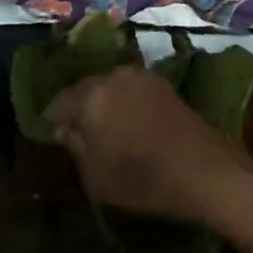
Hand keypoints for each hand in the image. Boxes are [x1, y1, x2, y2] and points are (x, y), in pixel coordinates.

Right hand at [45, 65, 249, 222]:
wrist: (200, 167)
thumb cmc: (142, 178)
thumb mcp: (96, 177)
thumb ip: (74, 147)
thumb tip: (64, 128)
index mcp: (89, 97)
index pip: (58, 102)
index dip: (52, 119)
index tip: (51, 134)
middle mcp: (110, 75)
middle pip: (83, 88)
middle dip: (78, 107)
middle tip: (78, 130)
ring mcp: (137, 74)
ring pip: (108, 85)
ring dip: (103, 101)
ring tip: (107, 125)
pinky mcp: (159, 80)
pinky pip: (129, 87)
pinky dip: (124, 100)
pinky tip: (130, 120)